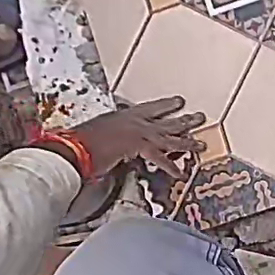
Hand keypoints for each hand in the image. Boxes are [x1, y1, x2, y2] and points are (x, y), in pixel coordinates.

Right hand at [72, 97, 205, 176]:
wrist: (73, 147)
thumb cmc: (80, 142)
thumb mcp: (100, 132)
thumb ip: (114, 135)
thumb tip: (120, 143)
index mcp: (123, 116)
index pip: (150, 108)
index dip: (166, 105)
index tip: (179, 101)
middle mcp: (133, 121)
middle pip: (165, 120)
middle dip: (184, 120)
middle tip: (200, 117)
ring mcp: (137, 133)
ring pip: (169, 137)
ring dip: (187, 141)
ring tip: (201, 144)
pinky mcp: (138, 146)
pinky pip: (160, 158)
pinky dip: (170, 167)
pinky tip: (180, 173)